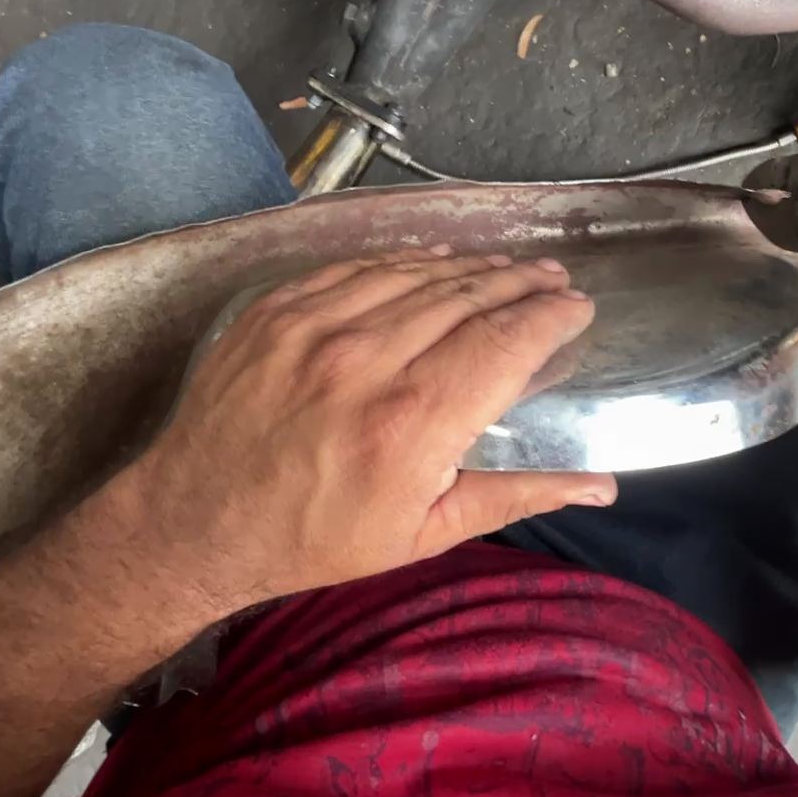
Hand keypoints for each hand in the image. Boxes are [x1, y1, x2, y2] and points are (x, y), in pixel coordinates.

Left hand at [112, 247, 614, 605]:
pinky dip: (407, 259)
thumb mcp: (422, 535)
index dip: (549, 316)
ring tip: (506, 266)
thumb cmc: (316, 537)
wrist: (197, 519)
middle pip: (466, 296)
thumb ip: (514, 496)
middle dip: (520, 281)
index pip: (503, 343)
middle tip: (553, 276)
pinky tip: (435, 259)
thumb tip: (600, 485)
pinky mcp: (278, 308)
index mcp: (410, 424)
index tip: (576, 305)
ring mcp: (314, 326)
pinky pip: (359, 266)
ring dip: (471, 265)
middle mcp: (365, 361)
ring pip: (416, 273)